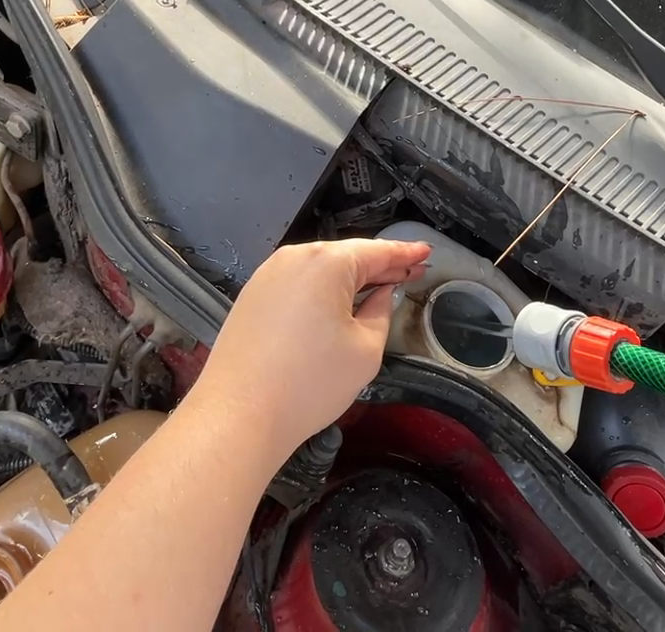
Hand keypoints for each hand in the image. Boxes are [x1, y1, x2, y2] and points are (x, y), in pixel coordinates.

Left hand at [185, 238, 430, 461]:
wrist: (238, 414)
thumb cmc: (310, 382)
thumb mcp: (365, 350)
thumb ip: (379, 312)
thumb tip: (379, 294)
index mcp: (326, 262)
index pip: (375, 251)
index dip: (404, 253)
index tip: (426, 252)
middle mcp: (294, 257)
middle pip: (345, 256)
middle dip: (378, 264)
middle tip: (409, 270)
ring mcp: (267, 274)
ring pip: (319, 268)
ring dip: (349, 277)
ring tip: (378, 286)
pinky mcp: (252, 295)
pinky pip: (297, 282)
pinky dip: (322, 288)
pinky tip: (336, 302)